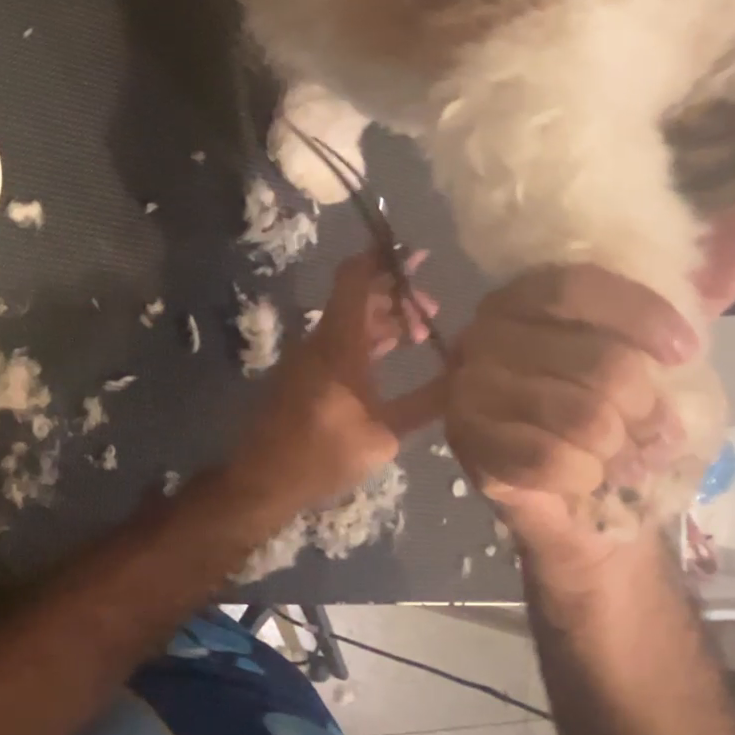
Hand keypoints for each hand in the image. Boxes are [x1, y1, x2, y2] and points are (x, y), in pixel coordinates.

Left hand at [230, 249, 438, 508]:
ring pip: (348, 322)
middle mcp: (318, 340)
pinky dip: (366, 340)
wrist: (264, 478)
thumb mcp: (386, 432)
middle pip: (355, 298)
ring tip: (421, 334)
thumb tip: (470, 369)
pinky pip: (337, 342)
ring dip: (383, 320)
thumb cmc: (325, 454)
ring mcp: (306, 357)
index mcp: (337, 343)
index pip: (354, 279)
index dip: (382, 260)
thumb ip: (429, 398)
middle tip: (433, 309)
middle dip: (395, 294)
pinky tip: (391, 357)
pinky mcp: (301, 374)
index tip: (415, 256)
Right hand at [444, 203, 734, 567]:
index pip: (574, 288)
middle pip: (594, 361)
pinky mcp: (466, 444)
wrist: (578, 494)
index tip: (687, 352)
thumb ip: (703, 285)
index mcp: (521, 299)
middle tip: (647, 426)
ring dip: (619, 446)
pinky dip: (587, 476)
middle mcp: (482, 336)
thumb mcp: (664, 345)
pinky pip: (551, 460)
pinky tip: (584, 474)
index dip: (640, 317)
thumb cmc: (616, 411)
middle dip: (643, 407)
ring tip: (618, 453)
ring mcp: (467, 391)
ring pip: (579, 415)